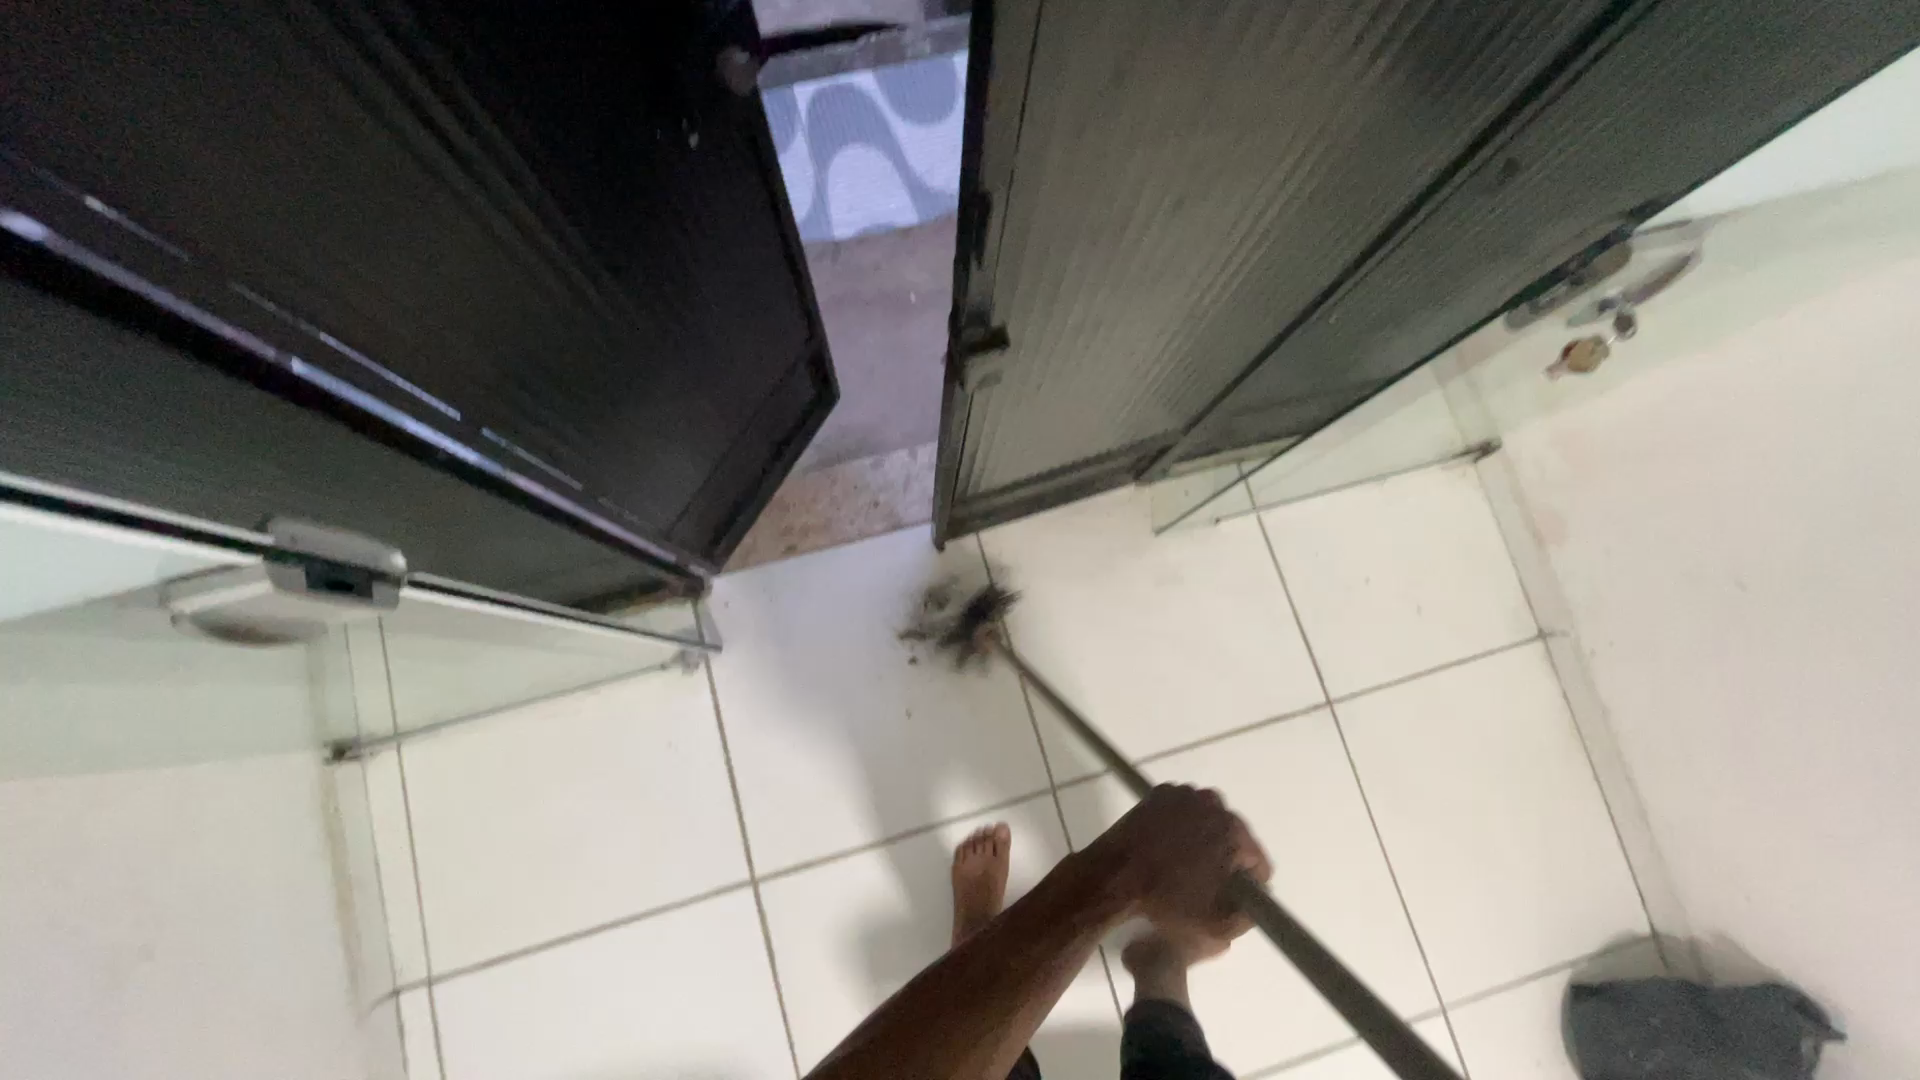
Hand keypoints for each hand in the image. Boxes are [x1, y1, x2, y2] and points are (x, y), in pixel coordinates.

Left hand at [1084, 784, 1271, 941]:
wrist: (1116, 876)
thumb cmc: (1167, 903)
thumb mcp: (1218, 928)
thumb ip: (1248, 915)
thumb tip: (1254, 899)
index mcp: (1234, 833)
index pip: (1257, 863)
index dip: (1246, 885)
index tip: (1229, 897)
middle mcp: (1215, 804)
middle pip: (1234, 838)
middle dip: (1224, 858)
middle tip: (1204, 882)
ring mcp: (1185, 794)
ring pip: (1209, 821)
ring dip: (1204, 839)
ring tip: (1183, 864)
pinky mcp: (1161, 792)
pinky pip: (1184, 810)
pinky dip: (1181, 824)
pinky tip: (1167, 845)